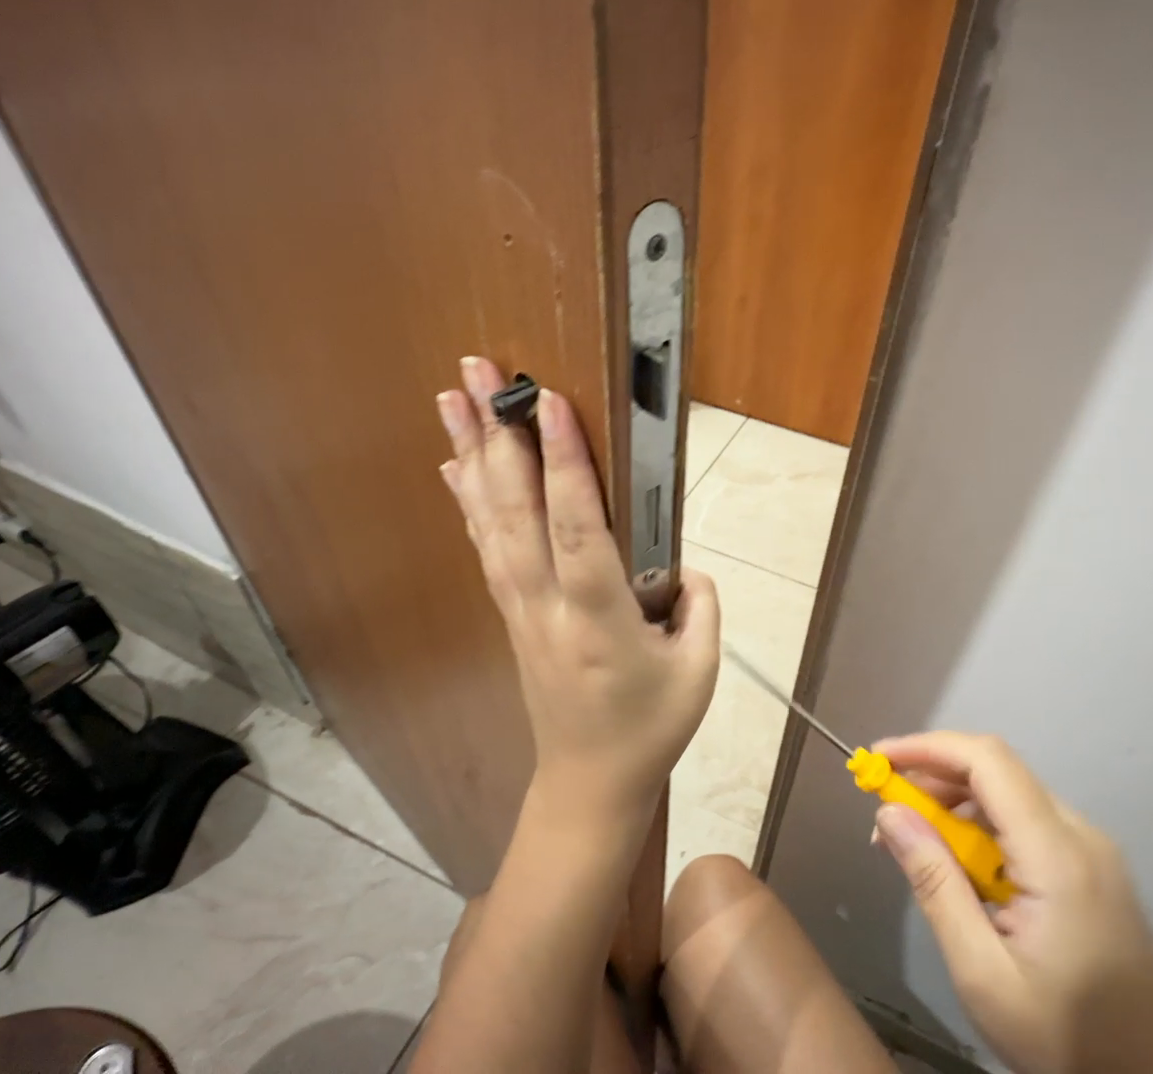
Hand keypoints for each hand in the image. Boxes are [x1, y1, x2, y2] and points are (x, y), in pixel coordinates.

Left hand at [435, 357, 719, 814]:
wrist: (590, 780)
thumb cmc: (650, 727)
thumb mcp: (700, 670)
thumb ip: (698, 604)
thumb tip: (678, 566)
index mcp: (598, 620)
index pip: (577, 530)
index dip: (562, 465)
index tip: (549, 403)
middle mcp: (547, 605)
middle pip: (514, 512)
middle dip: (496, 436)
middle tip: (476, 372)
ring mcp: (520, 608)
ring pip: (490, 522)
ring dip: (472, 455)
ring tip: (452, 399)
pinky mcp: (512, 613)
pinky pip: (486, 548)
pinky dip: (469, 501)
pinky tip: (456, 466)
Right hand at [871, 732, 1152, 1073]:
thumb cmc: (1064, 1039)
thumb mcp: (982, 971)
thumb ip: (936, 884)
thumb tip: (889, 815)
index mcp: (1059, 856)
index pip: (989, 761)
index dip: (927, 747)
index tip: (876, 760)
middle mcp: (1083, 837)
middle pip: (999, 773)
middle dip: (934, 778)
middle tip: (885, 818)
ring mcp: (1095, 854)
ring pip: (1013, 797)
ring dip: (957, 806)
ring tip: (914, 847)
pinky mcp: (1095, 873)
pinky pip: (1030, 827)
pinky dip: (984, 830)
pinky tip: (961, 870)